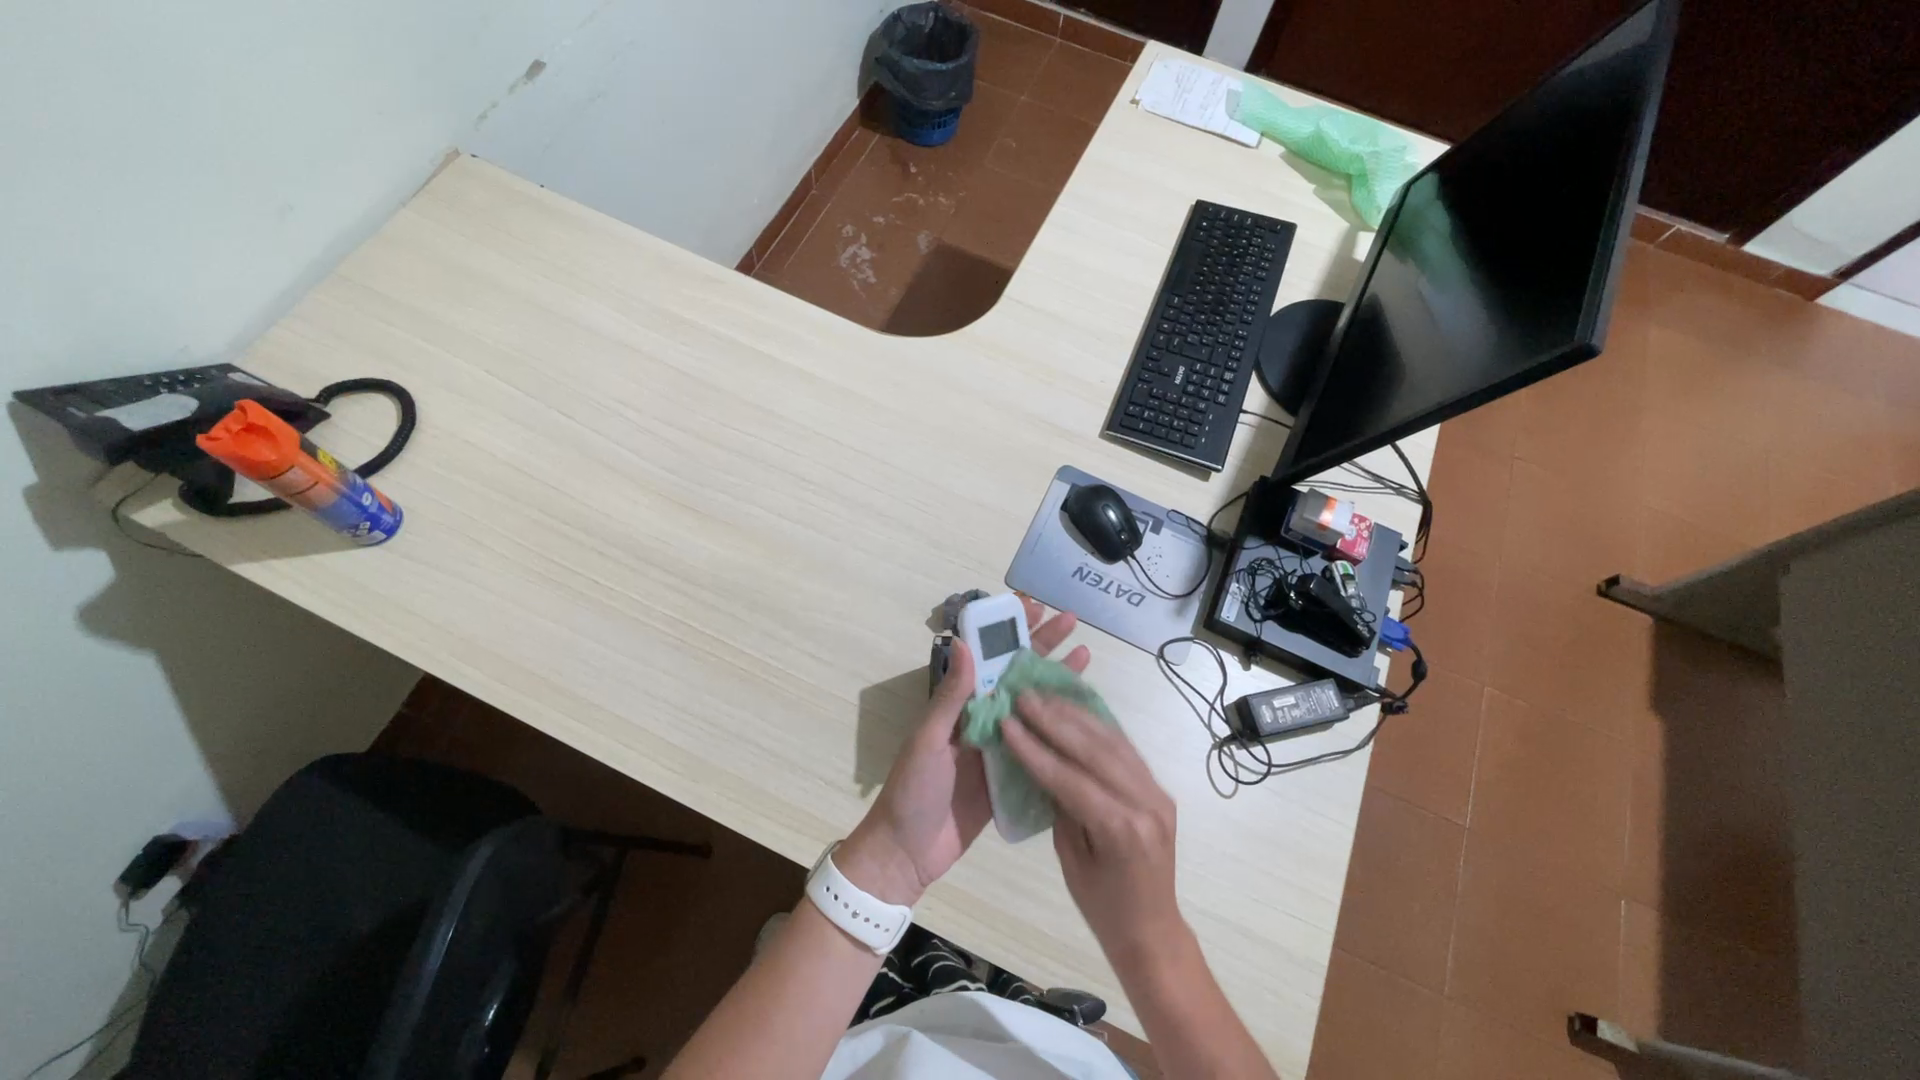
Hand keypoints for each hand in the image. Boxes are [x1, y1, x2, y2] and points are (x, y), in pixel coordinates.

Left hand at [840, 598, 1089, 905]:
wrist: (910, 853)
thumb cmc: (913, 791)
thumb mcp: (929, 740)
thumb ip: (950, 695)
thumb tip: (962, 640)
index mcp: (959, 705)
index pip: (989, 658)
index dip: (1009, 631)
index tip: (1033, 605)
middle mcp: (981, 719)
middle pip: (1017, 675)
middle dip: (1042, 646)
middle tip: (1071, 621)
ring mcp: (999, 748)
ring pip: (1033, 706)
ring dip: (1056, 681)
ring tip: (1086, 657)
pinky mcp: (1012, 776)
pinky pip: (1040, 745)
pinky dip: (1061, 728)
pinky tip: (1084, 716)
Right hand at [1001, 693, 1181, 963]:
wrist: (1151, 928)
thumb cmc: (1102, 905)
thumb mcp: (1071, 859)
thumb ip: (1061, 807)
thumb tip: (1044, 763)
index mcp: (1120, 828)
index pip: (1070, 777)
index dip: (1035, 748)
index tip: (1008, 721)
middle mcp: (1144, 803)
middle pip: (1095, 750)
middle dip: (1055, 720)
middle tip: (1024, 697)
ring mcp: (1157, 793)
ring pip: (1113, 742)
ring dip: (1076, 715)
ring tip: (1046, 696)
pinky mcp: (1159, 789)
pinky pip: (1126, 750)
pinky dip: (1099, 727)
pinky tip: (1077, 710)